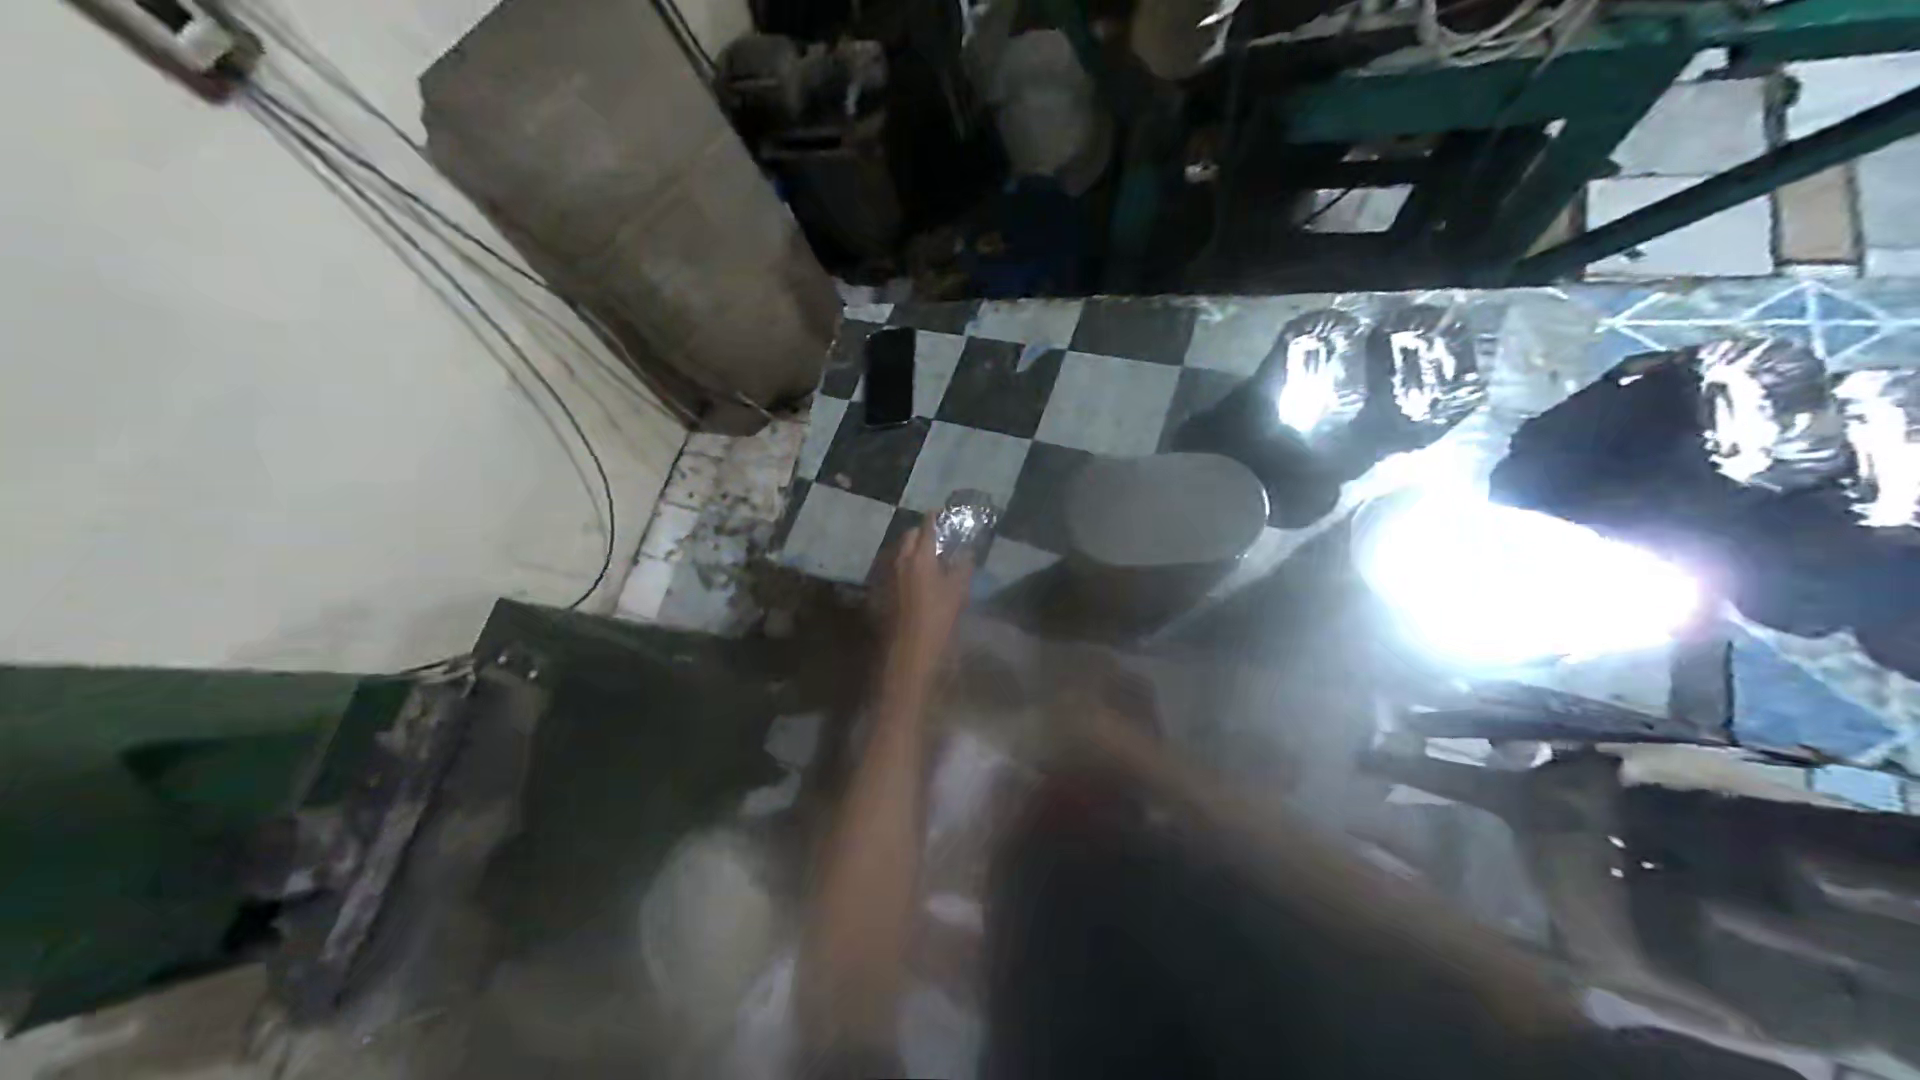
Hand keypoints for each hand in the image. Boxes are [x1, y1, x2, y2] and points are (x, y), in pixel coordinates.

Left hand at [885, 522, 973, 671]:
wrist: (907, 650)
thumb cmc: (937, 619)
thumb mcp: (958, 592)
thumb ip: (963, 567)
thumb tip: (966, 552)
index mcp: (920, 556)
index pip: (926, 527)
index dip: (934, 518)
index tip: (939, 513)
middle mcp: (899, 560)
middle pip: (907, 536)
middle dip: (919, 533)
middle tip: (933, 538)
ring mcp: (885, 574)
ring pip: (896, 552)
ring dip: (908, 549)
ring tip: (922, 557)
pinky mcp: (878, 590)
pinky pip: (889, 568)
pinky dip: (900, 566)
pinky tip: (908, 578)